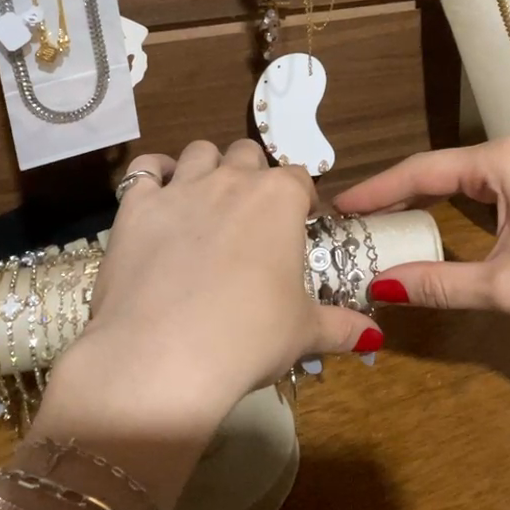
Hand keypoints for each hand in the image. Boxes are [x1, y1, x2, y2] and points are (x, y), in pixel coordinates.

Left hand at [73, 139, 382, 415]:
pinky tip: (159, 197)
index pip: (299, 179)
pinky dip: (155, 175)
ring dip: (207, 168)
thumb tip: (373, 335)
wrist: (161, 358)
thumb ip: (341, 325)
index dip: (300, 201)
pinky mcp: (136, 207)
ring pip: (200, 151)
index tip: (297, 229)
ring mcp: (181, 188)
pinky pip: (145, 169)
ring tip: (206, 203)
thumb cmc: (247, 338)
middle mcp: (232, 180)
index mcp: (279, 198)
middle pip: (248, 154)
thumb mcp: (303, 333)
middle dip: (252, 176)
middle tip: (250, 219)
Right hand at [334, 138, 509, 395]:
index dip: (376, 190)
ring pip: (458, 182)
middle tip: (352, 221)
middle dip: (394, 196)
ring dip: (421, 202)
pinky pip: (480, 192)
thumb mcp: (505, 285)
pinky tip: (431, 226)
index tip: (337, 207)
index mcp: (499, 162)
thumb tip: (378, 288)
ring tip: (380, 225)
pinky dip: (449, 208)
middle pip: (436, 171)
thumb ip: (438, 284)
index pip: (420, 170)